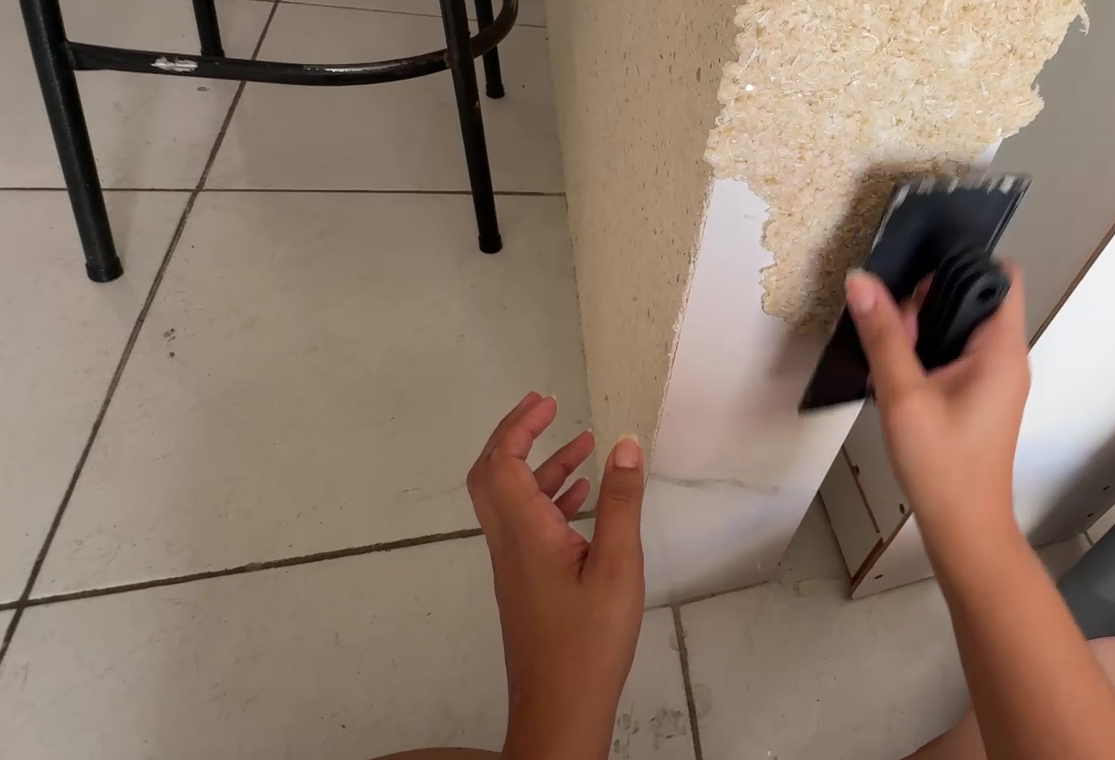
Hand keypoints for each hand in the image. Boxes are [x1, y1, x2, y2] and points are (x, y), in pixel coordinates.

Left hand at [467, 392, 646, 759]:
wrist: (560, 713)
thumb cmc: (590, 640)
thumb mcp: (618, 565)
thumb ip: (621, 501)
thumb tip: (623, 442)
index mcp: (525, 534)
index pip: (503, 464)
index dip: (518, 426)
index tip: (546, 401)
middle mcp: (509, 543)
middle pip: (491, 476)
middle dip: (515, 435)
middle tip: (547, 408)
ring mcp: (514, 565)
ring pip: (511, 500)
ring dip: (541, 465)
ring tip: (584, 445)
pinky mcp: (526, 581)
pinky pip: (527, 523)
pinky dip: (550, 497)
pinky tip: (583, 497)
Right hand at [844, 267, 1031, 561]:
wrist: (963, 527)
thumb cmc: (942, 463)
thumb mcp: (903, 393)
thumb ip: (883, 334)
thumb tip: (862, 281)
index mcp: (1002, 348)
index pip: (1002, 276)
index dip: (966, 260)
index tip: (922, 266)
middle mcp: (1007, 356)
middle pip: (976, 297)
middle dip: (933, 298)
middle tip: (897, 323)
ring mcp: (996, 378)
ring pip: (962, 326)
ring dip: (927, 327)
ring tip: (895, 348)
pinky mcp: (982, 395)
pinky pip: (959, 353)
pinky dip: (932, 350)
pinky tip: (901, 370)